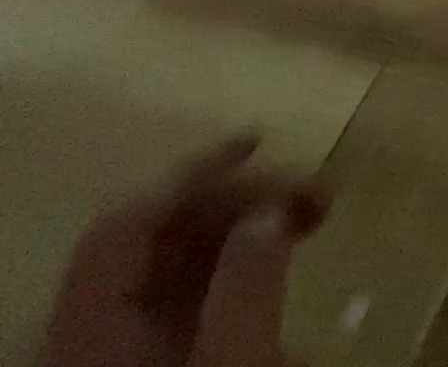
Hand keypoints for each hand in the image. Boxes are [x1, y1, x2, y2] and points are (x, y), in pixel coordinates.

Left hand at [36, 135, 330, 366]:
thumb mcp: (236, 366)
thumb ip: (248, 287)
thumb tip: (272, 213)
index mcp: (92, 331)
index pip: (129, 223)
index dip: (192, 173)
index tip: (264, 139)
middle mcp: (94, 332)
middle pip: (157, 236)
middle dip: (242, 199)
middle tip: (319, 194)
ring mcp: (121, 350)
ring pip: (176, 262)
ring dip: (248, 227)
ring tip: (315, 218)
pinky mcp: (153, 362)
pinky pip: (190, 295)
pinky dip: (241, 266)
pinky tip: (284, 267)